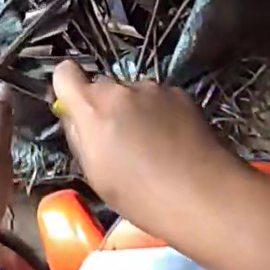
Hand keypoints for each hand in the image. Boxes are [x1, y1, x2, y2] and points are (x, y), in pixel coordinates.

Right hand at [51, 61, 243, 238]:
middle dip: (105, 106)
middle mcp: (119, 90)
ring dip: (135, 110)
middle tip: (119, 138)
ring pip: (132, 93)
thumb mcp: (94, 174)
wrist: (205, 196)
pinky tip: (173, 141)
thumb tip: (74, 117)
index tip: (76, 105)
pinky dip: (161, 113)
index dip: (68, 86)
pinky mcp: (180, 93)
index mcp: (92, 108)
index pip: (65, 73)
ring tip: (152, 145)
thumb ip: (78, 136)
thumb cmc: (141, 196)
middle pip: (101, 86)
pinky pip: (159, 98)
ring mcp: (152, 89)